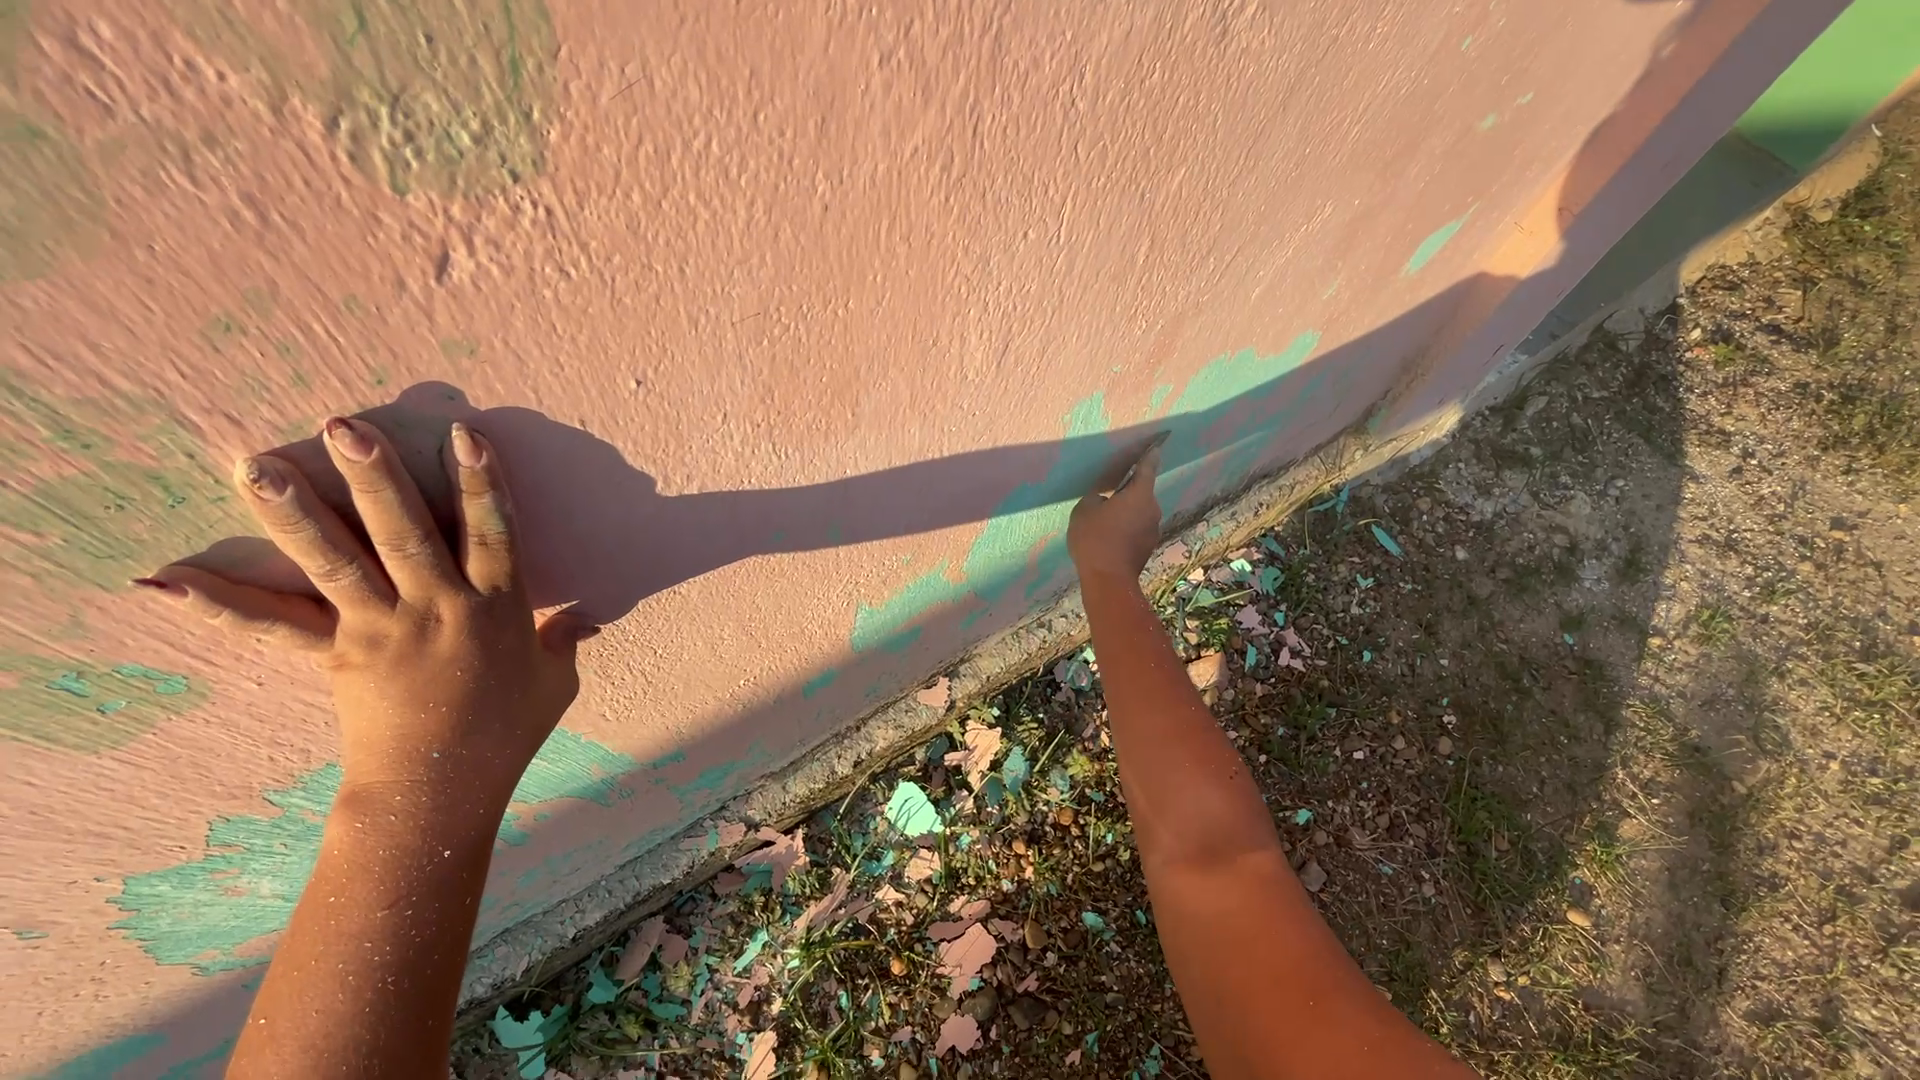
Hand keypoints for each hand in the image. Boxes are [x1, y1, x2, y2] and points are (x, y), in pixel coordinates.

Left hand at [137, 418, 593, 810]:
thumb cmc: (508, 732)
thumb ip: (563, 640)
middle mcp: (438, 607)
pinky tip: (168, 578)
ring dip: (298, 512)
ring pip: (337, 561)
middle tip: (345, 427)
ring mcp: (381, 629)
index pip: (494, 531)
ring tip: (258, 465)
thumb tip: (582, 619)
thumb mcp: (554, 682)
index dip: (483, 481)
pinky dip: (223, 604)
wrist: (442, 788)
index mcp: (498, 607)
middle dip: (378, 478)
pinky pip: (277, 626)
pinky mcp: (337, 655)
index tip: (465, 434)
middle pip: (407, 532)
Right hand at [1067, 436, 1164, 586]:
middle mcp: (1152, 509)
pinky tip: (1109, 537)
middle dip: (1127, 490)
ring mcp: (1153, 530)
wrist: (1108, 581)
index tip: (1157, 443)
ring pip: (1138, 513)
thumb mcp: (1084, 510)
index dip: (1150, 454)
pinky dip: (1126, 528)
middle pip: (1141, 492)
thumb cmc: (1095, 539)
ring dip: (1126, 512)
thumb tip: (1103, 500)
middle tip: (1109, 491)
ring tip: (1105, 519)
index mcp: (1140, 494)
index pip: (1148, 467)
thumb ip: (1095, 498)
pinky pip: (1136, 529)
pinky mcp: (1147, 547)